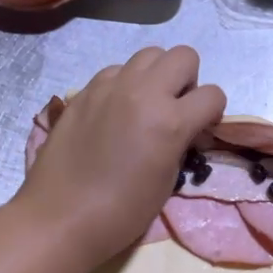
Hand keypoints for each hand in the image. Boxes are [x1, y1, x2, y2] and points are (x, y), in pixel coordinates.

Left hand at [16, 46, 225, 267]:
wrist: (60, 218)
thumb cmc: (121, 212)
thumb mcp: (167, 180)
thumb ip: (181, 141)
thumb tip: (185, 128)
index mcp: (170, 121)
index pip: (213, 95)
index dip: (212, 112)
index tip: (200, 129)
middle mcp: (143, 93)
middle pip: (184, 56)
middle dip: (188, 81)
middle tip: (175, 108)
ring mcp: (111, 87)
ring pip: (150, 54)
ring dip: (157, 75)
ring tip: (145, 104)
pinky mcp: (85, 90)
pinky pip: (116, 70)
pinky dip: (125, 83)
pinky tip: (115, 111)